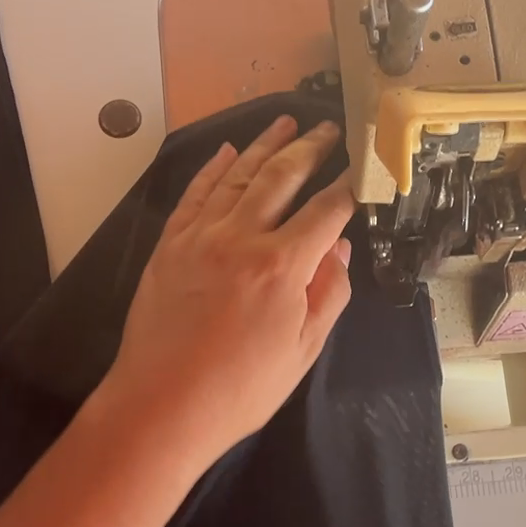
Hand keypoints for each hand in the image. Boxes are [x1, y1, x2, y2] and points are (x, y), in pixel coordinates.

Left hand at [101, 115, 354, 463]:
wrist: (163, 405)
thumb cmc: (241, 388)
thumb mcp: (303, 350)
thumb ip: (328, 293)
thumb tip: (339, 248)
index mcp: (282, 265)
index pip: (326, 210)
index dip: (348, 186)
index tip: (362, 167)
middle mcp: (241, 237)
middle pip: (281, 177)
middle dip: (309, 148)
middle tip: (327, 128)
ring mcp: (200, 236)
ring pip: (238, 175)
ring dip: (264, 145)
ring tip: (285, 121)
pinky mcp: (170, 244)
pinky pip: (195, 193)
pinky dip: (213, 168)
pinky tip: (228, 151)